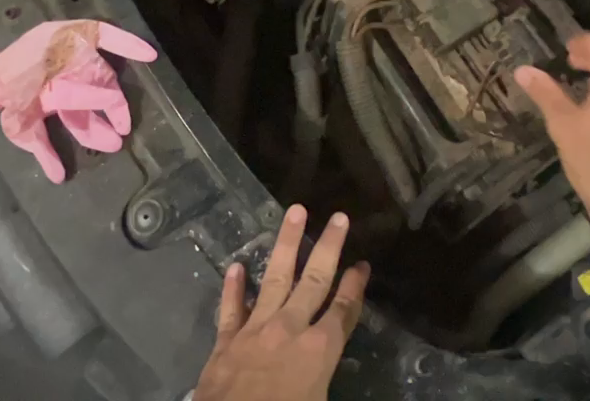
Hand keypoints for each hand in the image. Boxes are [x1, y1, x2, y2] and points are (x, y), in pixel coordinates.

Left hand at [194, 204, 369, 400]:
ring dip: (287, 243)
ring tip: (295, 212)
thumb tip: (332, 365)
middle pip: (315, 280)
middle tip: (339, 217)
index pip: (343, 310)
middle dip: (329, 247)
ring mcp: (256, 331)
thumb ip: (328, 377)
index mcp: (319, 350)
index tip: (362, 263)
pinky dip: (234, 288)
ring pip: (276, 278)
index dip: (355, 286)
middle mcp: (291, 329)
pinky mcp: (226, 343)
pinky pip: (231, 310)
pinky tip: (236, 266)